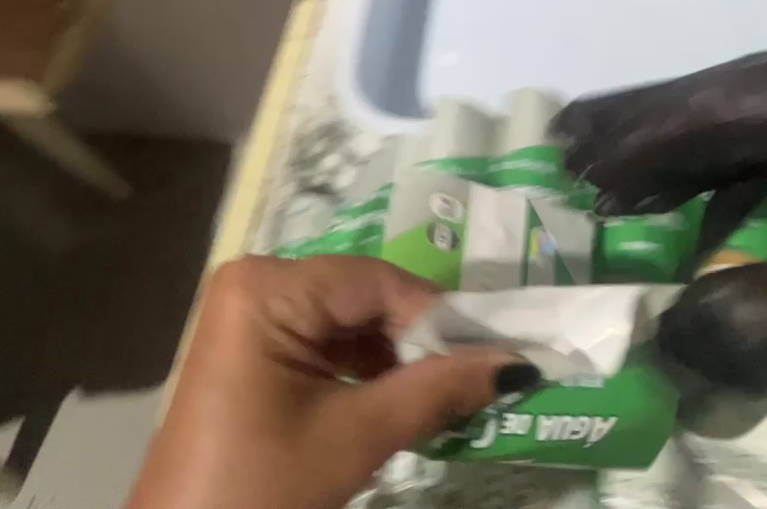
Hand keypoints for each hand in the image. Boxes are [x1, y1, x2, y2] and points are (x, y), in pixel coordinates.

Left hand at [128, 255, 535, 508]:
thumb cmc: (260, 488)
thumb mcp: (352, 437)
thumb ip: (435, 391)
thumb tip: (516, 362)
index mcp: (267, 285)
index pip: (373, 279)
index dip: (436, 314)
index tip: (490, 352)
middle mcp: (256, 279)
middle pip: (360, 294)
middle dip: (415, 337)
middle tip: (472, 376)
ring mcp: (251, 309)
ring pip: (345, 316)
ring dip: (393, 354)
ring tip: (442, 392)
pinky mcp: (253, 340)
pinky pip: (322, 336)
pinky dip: (362, 365)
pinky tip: (397, 395)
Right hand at [554, 17, 766, 508]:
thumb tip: (668, 331)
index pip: (737, 104)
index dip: (649, 135)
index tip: (574, 162)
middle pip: (727, 100)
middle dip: (645, 133)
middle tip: (560, 150)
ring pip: (747, 123)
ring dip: (678, 159)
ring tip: (599, 177)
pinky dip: (726, 186)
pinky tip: (684, 213)